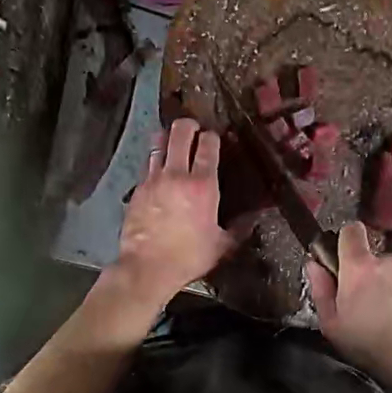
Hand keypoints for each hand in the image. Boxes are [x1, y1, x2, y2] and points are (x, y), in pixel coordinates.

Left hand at [110, 118, 231, 309]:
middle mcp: (177, 175)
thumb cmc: (189, 257)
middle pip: (180, 133)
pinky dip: (155, 160)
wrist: (148, 267)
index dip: (212, 137)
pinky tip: (159, 168)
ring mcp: (154, 179)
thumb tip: (253, 219)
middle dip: (188, 125)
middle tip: (194, 129)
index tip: (215, 138)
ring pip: (158, 143)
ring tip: (174, 141)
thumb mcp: (222, 246)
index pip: (208, 146)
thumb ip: (239, 228)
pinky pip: (147, 165)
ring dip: (168, 138)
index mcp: (203, 186)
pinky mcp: (137, 189)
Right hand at [305, 222, 391, 392]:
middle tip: (354, 306)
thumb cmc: (372, 345)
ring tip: (376, 320)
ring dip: (378, 289)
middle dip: (359, 275)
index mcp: (359, 267)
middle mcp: (386, 262)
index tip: (337, 265)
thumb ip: (320, 290)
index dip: (342, 243)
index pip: (351, 230)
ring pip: (383, 274)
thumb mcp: (333, 324)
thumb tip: (313, 265)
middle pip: (367, 258)